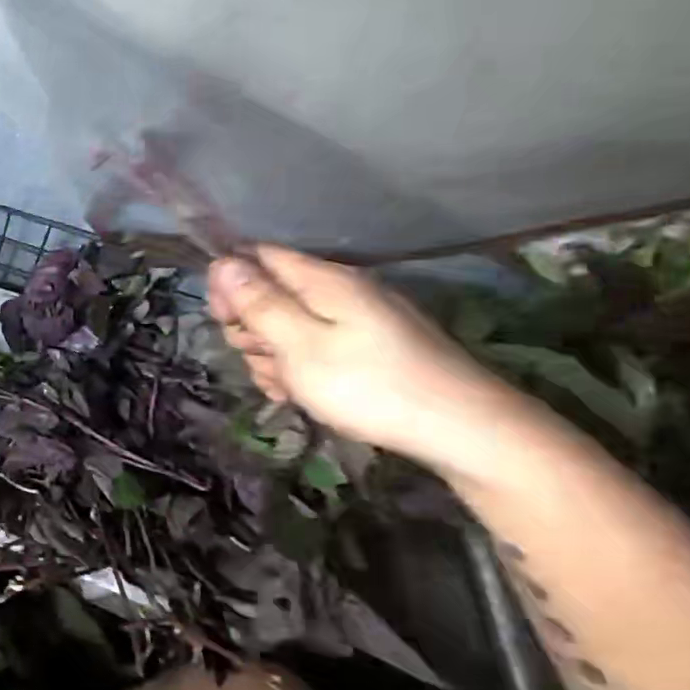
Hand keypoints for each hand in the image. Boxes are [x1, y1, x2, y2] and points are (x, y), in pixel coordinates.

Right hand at [206, 245, 521, 463]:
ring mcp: (357, 321)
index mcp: (324, 281)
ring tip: (286, 386)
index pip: (256, 256)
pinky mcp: (368, 349)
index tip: (224, 319)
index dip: (229, 281)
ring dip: (270, 355)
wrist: (467, 433)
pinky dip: (297, 369)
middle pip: (268, 294)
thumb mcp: (299, 345)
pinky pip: (313, 348)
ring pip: (285, 327)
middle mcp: (340, 292)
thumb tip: (222, 262)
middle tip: (260, 358)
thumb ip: (258, 303)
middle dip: (249, 326)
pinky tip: (302, 394)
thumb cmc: (370, 386)